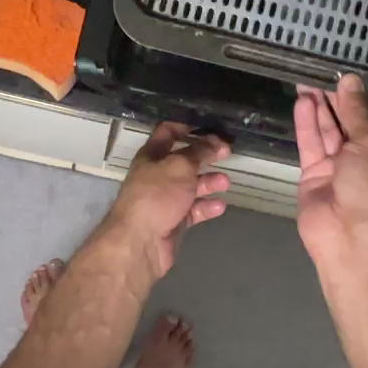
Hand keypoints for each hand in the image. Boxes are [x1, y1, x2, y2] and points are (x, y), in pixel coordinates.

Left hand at [101, 122, 231, 277]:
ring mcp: (165, 200)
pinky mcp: (173, 221)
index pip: (167, 132)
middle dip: (205, 156)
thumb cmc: (157, 195)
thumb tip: (216, 141)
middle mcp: (157, 175)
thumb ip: (199, 152)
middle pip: (184, 160)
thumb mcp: (180, 166)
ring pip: (191, 186)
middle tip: (227, 152)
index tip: (210, 127)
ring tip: (225, 183)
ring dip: (209, 183)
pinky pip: (193, 211)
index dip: (186, 127)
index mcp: (152, 156)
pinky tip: (219, 206)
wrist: (140, 240)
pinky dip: (206, 207)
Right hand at [293, 75, 367, 266]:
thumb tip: (350, 82)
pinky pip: (311, 145)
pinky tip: (302, 102)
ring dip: (320, 108)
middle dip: (340, 99)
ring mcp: (339, 167)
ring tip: (307, 81)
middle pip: (352, 121)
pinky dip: (307, 124)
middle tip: (323, 73)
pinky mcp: (315, 175)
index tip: (355, 75)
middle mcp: (366, 157)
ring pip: (329, 131)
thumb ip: (357, 113)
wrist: (352, 240)